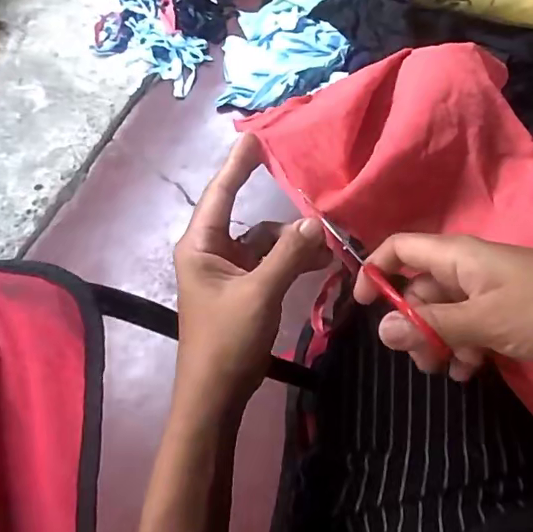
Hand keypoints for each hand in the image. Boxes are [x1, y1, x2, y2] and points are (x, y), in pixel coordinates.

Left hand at [172, 135, 329, 417]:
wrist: (216, 396)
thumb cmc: (226, 341)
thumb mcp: (259, 294)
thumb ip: (288, 255)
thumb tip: (314, 221)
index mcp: (202, 246)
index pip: (221, 193)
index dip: (238, 164)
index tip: (256, 136)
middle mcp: (213, 252)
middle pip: (253, 221)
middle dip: (287, 222)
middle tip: (321, 211)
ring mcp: (230, 271)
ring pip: (268, 243)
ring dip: (296, 245)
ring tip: (330, 249)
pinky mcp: (245, 288)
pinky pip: (273, 263)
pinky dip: (294, 262)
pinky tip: (322, 263)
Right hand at [352, 234, 532, 379]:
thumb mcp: (484, 321)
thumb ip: (432, 325)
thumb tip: (380, 330)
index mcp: (458, 256)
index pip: (401, 248)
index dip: (375, 271)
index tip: (361, 308)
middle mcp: (469, 268)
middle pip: (420, 288)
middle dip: (413, 323)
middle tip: (421, 358)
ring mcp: (490, 290)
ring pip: (444, 312)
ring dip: (438, 340)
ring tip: (449, 369)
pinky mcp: (508, 312)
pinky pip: (471, 326)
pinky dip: (464, 346)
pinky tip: (472, 370)